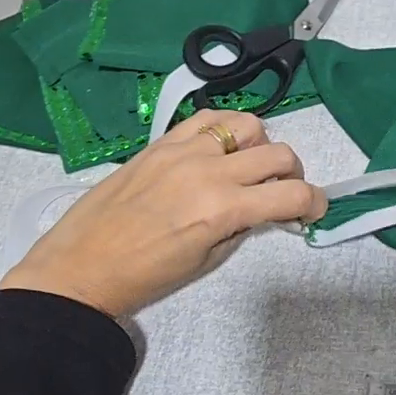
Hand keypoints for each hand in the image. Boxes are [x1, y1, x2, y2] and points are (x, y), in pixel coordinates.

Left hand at [0, 111, 326, 316]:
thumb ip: (244, 225)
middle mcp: (209, 171)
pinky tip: (221, 149)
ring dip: (262, 146)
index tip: (313, 211)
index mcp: (222, 210)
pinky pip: (209, 118)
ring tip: (248, 167)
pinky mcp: (162, 141)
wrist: (79, 267)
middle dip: (294, 176)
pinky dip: (227, 129)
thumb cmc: (145, 276)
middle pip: (281, 155)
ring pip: (250, 125)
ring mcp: (184, 150)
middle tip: (282, 193)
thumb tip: (266, 207)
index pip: (294, 195)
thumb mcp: (208, 259)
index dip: (316, 203)